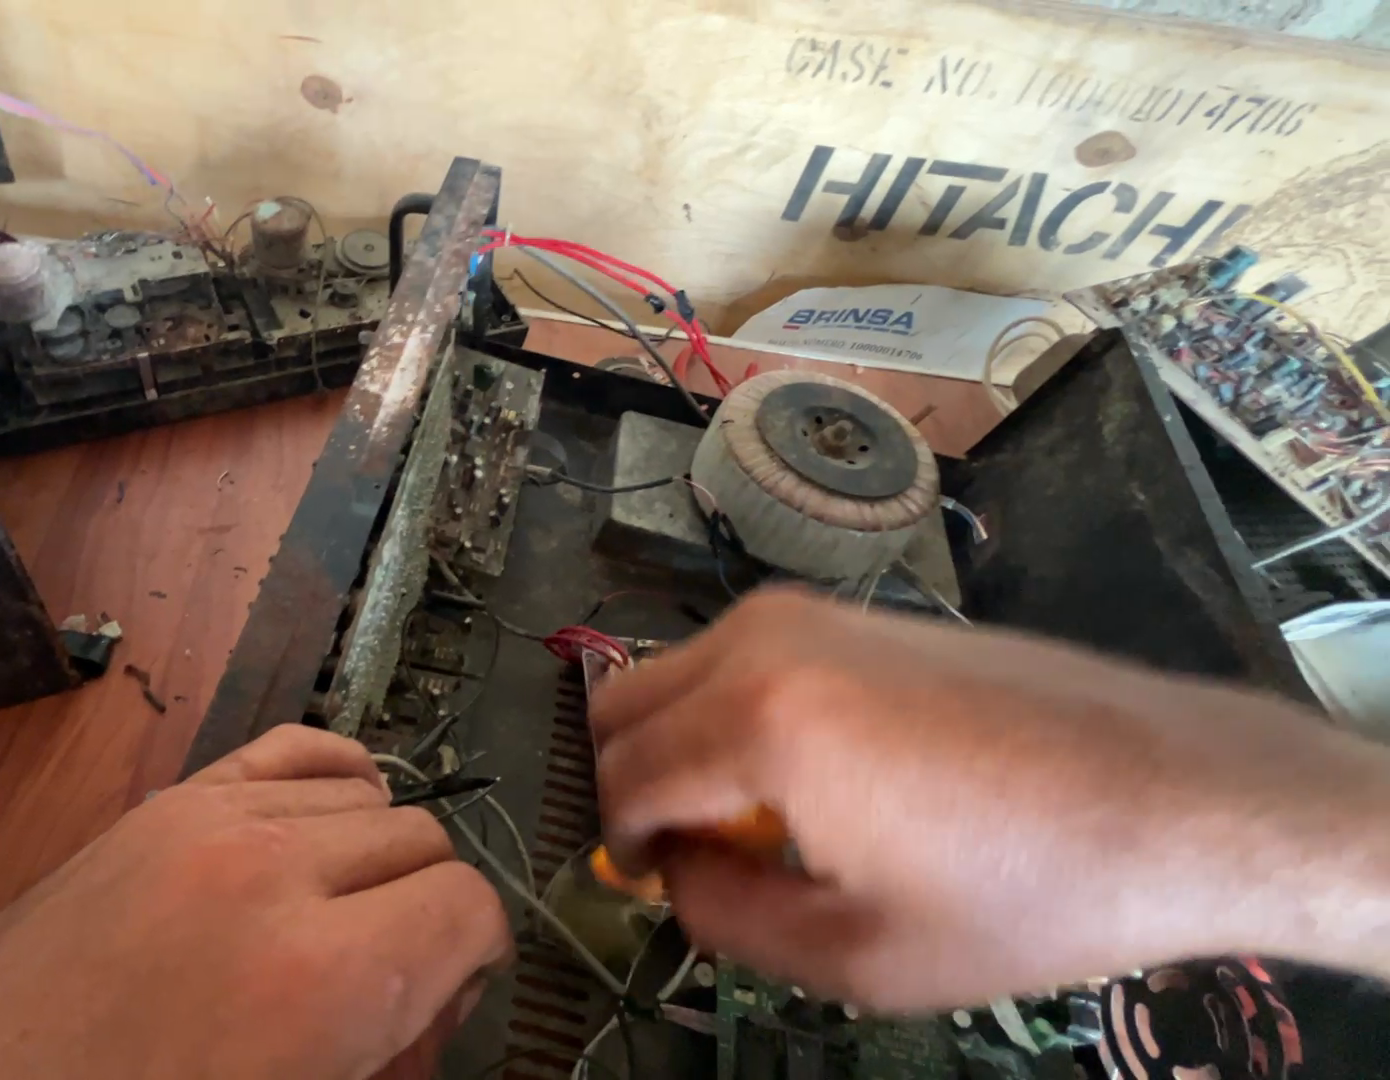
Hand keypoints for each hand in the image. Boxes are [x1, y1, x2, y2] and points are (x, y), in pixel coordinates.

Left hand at [0, 726, 511, 1079]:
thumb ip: (392, 1054)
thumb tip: (438, 991)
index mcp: (318, 981)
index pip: (466, 906)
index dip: (479, 950)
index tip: (452, 987)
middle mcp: (274, 871)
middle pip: (423, 839)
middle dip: (428, 907)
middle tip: (391, 971)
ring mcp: (211, 818)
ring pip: (368, 791)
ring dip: (376, 852)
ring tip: (342, 908)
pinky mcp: (167, 801)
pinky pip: (293, 748)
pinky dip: (335, 777)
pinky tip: (327, 819)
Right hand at [591, 586, 1389, 1009]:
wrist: (1170, 785)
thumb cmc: (1023, 887)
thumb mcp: (862, 955)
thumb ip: (723, 916)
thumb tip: (670, 866)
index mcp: (758, 724)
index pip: (626, 777)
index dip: (621, 839)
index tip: (650, 878)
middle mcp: (753, 642)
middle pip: (618, 706)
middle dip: (628, 780)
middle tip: (684, 842)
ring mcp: (784, 611)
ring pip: (660, 675)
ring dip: (670, 742)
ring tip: (741, 806)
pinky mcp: (817, 606)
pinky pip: (715, 657)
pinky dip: (711, 709)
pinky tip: (786, 759)